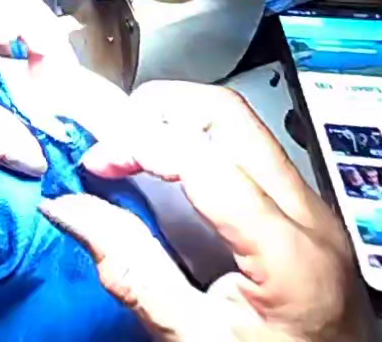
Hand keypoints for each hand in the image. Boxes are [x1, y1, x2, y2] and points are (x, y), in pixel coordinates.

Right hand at [41, 82, 368, 341]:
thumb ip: (132, 270)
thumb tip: (71, 208)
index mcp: (293, 258)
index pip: (205, 160)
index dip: (139, 144)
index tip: (97, 160)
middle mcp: (311, 218)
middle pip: (226, 114)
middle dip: (158, 112)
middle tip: (113, 141)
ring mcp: (310, 207)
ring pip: (234, 118)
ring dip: (174, 119)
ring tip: (133, 149)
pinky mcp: (299, 207)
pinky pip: (241, 142)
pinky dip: (192, 137)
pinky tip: (163, 164)